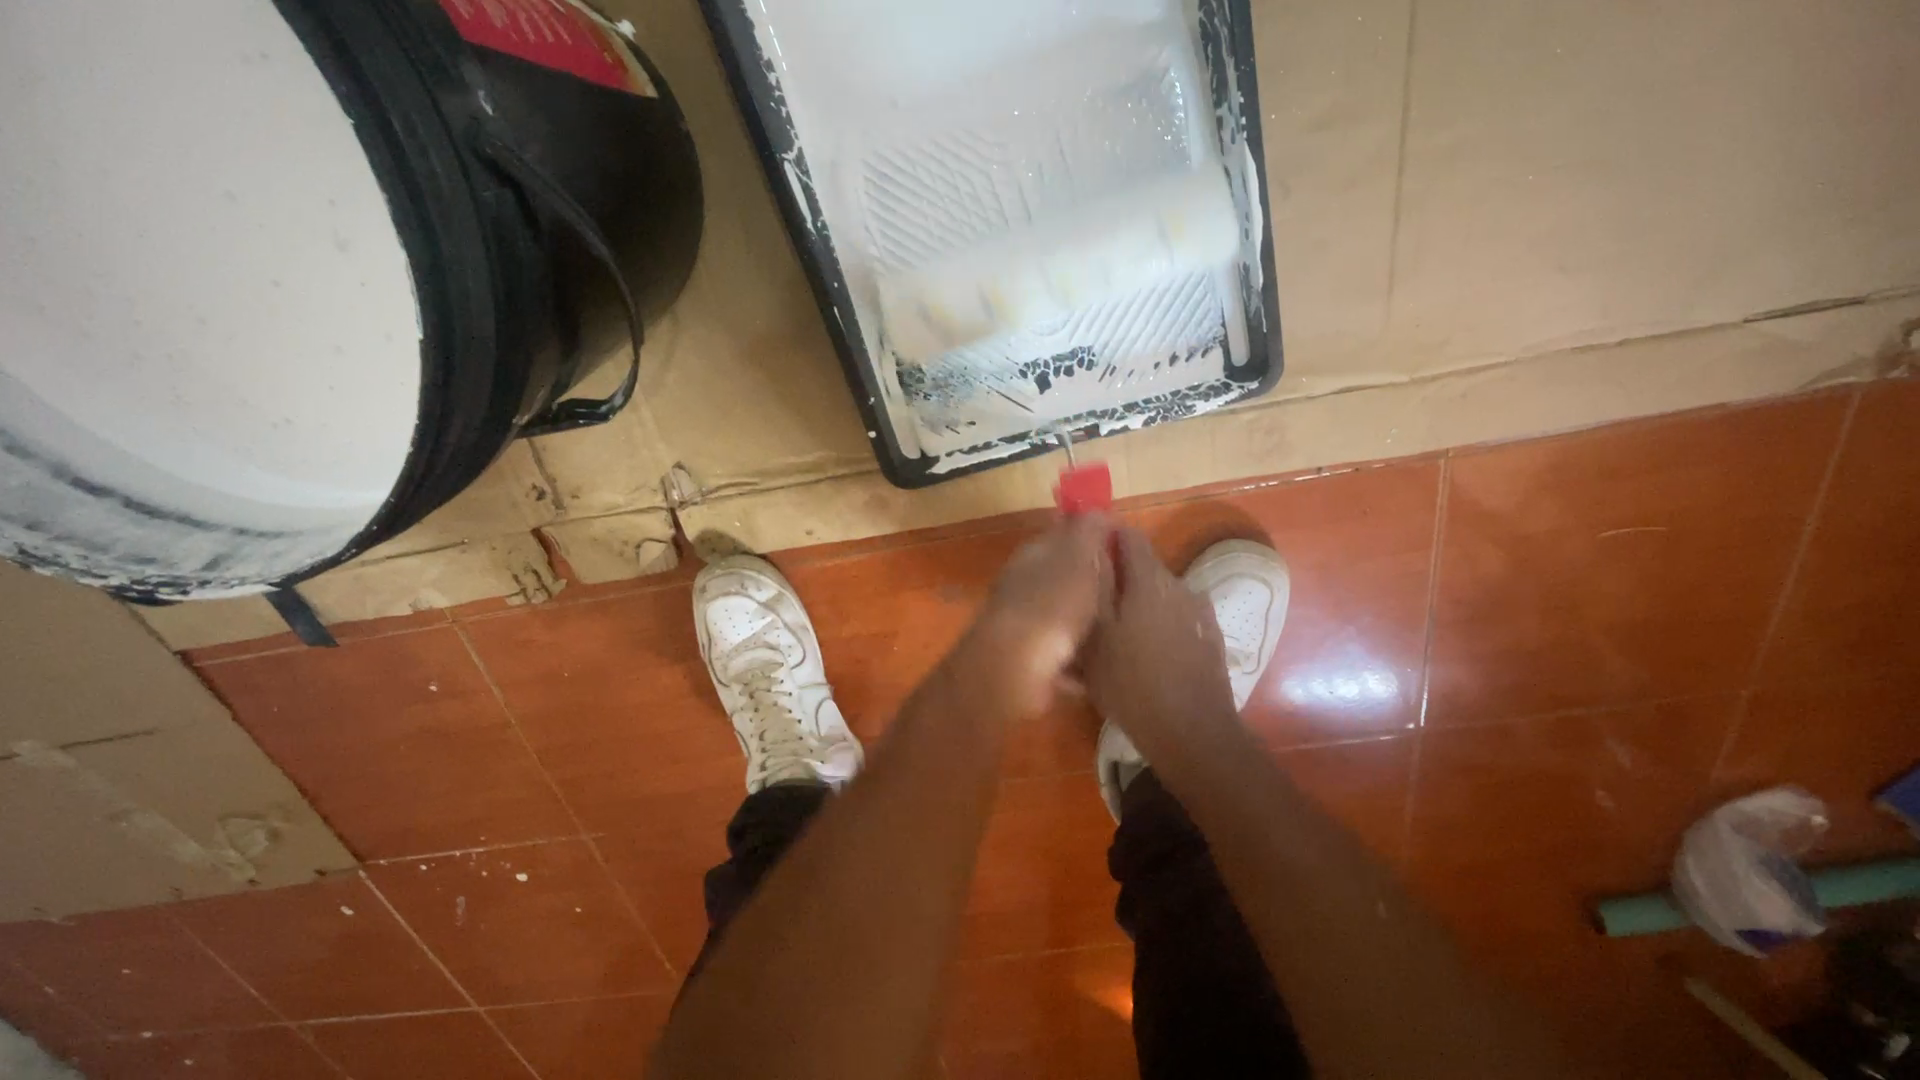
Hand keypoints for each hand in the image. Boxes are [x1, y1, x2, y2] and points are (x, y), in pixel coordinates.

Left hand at [947, 513, 1113, 718]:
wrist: (1014, 668)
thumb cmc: (1052, 605)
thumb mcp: (1078, 557)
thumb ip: (1086, 531)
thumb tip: (1093, 509)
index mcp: (1034, 554)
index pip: (1063, 535)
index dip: (1093, 539)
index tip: (1122, 552)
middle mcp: (1022, 584)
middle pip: (1062, 577)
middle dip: (1091, 585)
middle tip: (1126, 597)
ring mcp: (1021, 622)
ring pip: (1059, 615)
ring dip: (1082, 622)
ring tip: (1116, 633)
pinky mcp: (1025, 659)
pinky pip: (1057, 653)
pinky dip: (1074, 659)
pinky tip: (1094, 667)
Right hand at [1083, 528, 1238, 758]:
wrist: (1191, 732)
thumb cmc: (1131, 683)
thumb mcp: (1093, 638)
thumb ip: (1093, 589)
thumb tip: (1090, 552)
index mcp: (1149, 579)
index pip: (1128, 535)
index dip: (1104, 539)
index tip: (1083, 559)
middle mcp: (1179, 585)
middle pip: (1142, 569)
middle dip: (1116, 583)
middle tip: (1089, 612)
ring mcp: (1200, 613)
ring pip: (1158, 598)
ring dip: (1136, 610)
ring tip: (1114, 642)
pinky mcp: (1210, 639)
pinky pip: (1175, 621)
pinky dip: (1156, 630)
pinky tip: (1142, 661)